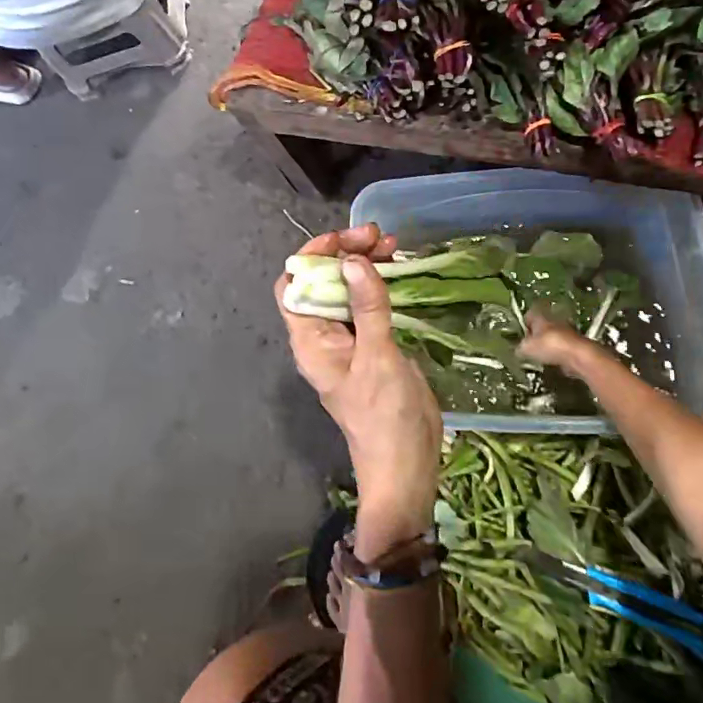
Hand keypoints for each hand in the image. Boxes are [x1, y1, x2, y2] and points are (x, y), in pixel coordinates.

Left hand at [275, 224, 441, 559]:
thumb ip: (367, 309)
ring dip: (365, 265)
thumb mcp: (377, 359)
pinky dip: (382, 284)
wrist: (407, 465)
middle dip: (345, 254)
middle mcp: (325, 337)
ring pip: (348, 290)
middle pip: (323, 283)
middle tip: (379, 237)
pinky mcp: (374, 345)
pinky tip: (400, 268)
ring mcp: (350, 340)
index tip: (345, 239)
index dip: (312, 257)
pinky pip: (371, 306)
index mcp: (311, 341)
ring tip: (393, 245)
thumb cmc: (385, 418)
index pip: (295, 287)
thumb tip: (353, 261)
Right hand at [518, 312, 609, 373]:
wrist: (578, 355)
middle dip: (536, 335)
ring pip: (553, 336)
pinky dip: (558, 353)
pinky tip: (553, 362)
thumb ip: (520, 348)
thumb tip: (518, 350)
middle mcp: (554, 320)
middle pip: (542, 325)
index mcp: (540, 316)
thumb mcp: (526, 349)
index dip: (524, 324)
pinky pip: (563, 347)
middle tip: (529, 346)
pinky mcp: (576, 343)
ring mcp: (567, 331)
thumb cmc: (549, 346)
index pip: (529, 314)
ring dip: (548, 344)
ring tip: (540, 357)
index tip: (520, 335)